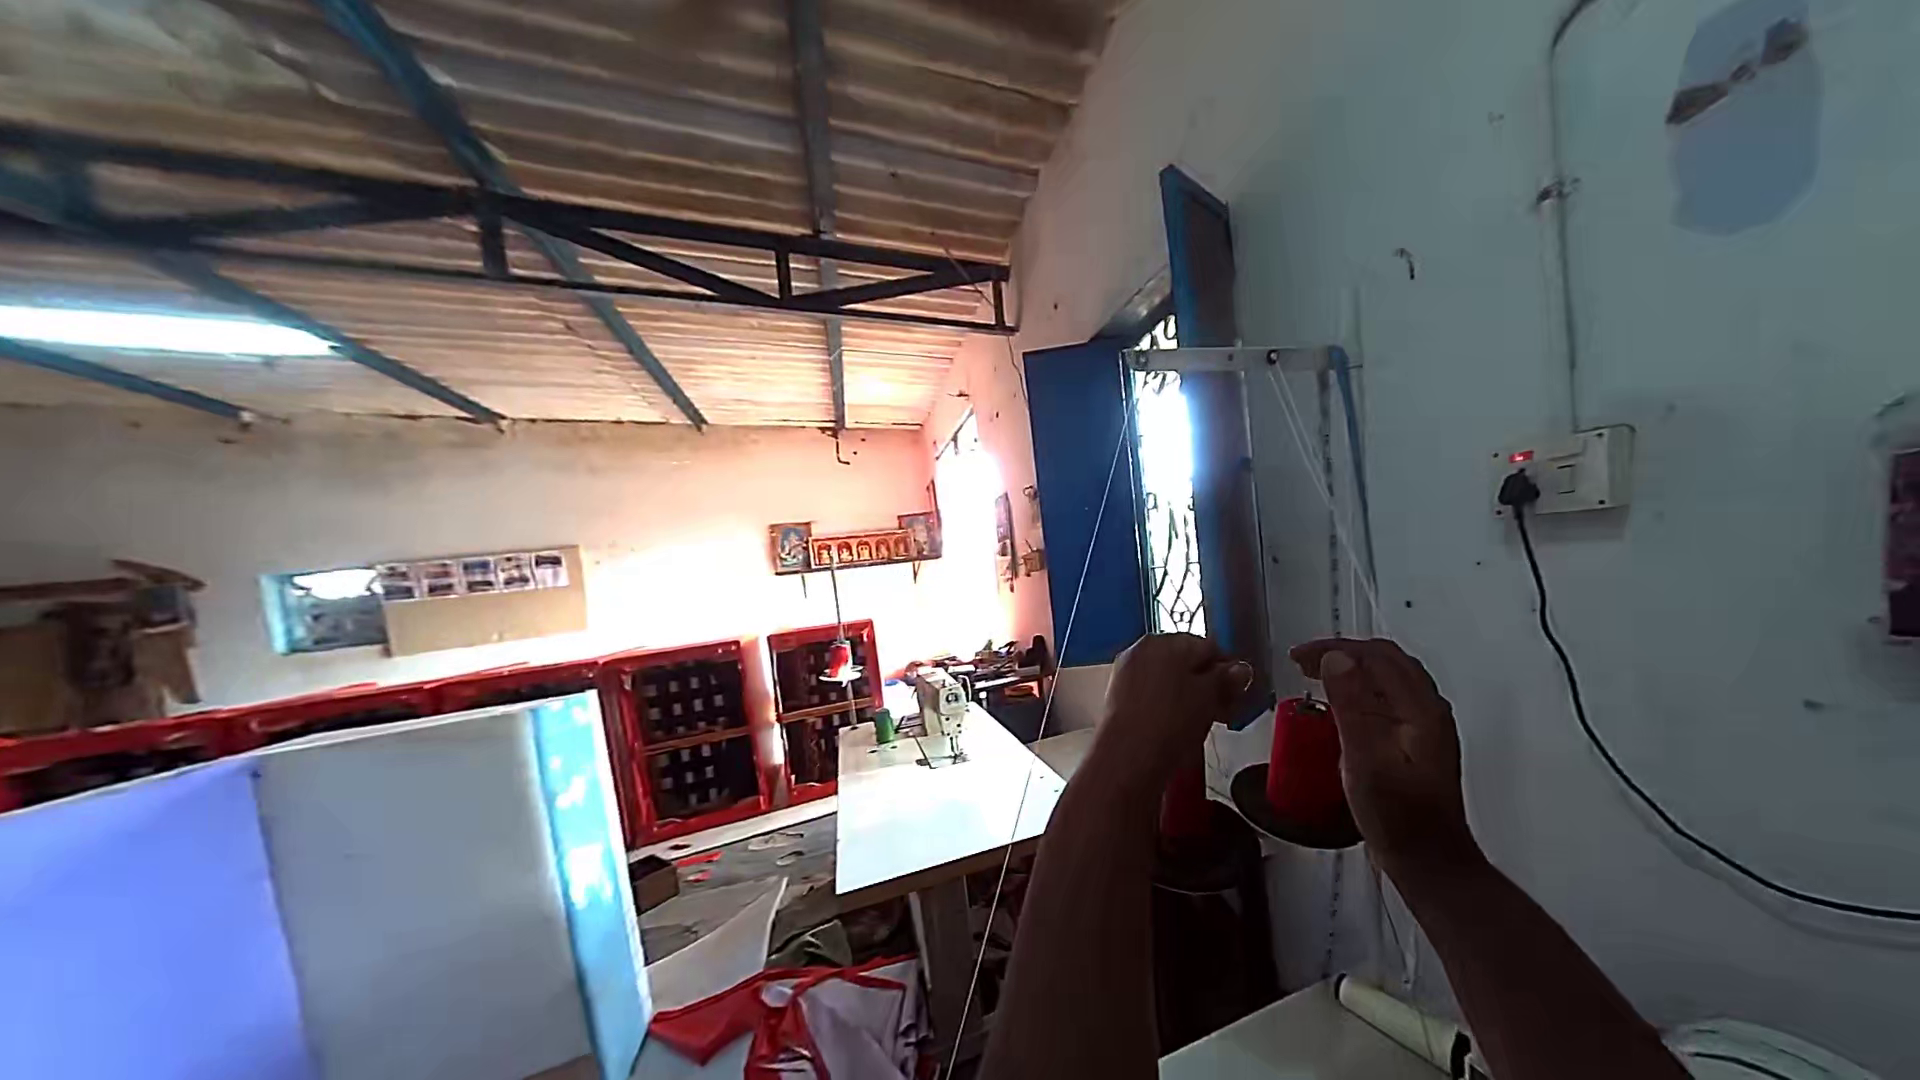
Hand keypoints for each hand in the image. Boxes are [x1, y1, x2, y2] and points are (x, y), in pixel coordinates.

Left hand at [1085, 633, 1252, 797]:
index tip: (1238, 694)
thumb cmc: (1171, 721)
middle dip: (1207, 684)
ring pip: (1168, 677)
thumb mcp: (1209, 698)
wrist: (1127, 755)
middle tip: (1224, 710)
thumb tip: (1240, 670)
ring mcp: (1127, 669)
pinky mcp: (1117, 692)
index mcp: (1165, 641)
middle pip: (1186, 661)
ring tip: (1203, 722)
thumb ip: (1227, 680)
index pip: (1208, 647)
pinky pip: (1152, 691)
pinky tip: (1177, 726)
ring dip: (1188, 695)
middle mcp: (1142, 648)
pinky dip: (1167, 704)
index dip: (1228, 671)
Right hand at [1289, 638, 1481, 875]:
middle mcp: (1428, 711)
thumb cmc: (1396, 816)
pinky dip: (1358, 685)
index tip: (1298, 657)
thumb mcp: (1365, 758)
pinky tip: (1339, 701)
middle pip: (1386, 660)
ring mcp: (1425, 726)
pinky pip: (1387, 695)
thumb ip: (1352, 705)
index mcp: (1420, 710)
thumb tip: (1337, 658)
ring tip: (1316, 673)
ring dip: (1350, 666)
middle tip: (1304, 661)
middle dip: (1342, 652)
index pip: (1377, 656)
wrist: (1427, 861)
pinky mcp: (1415, 740)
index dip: (1335, 648)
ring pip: (1388, 676)